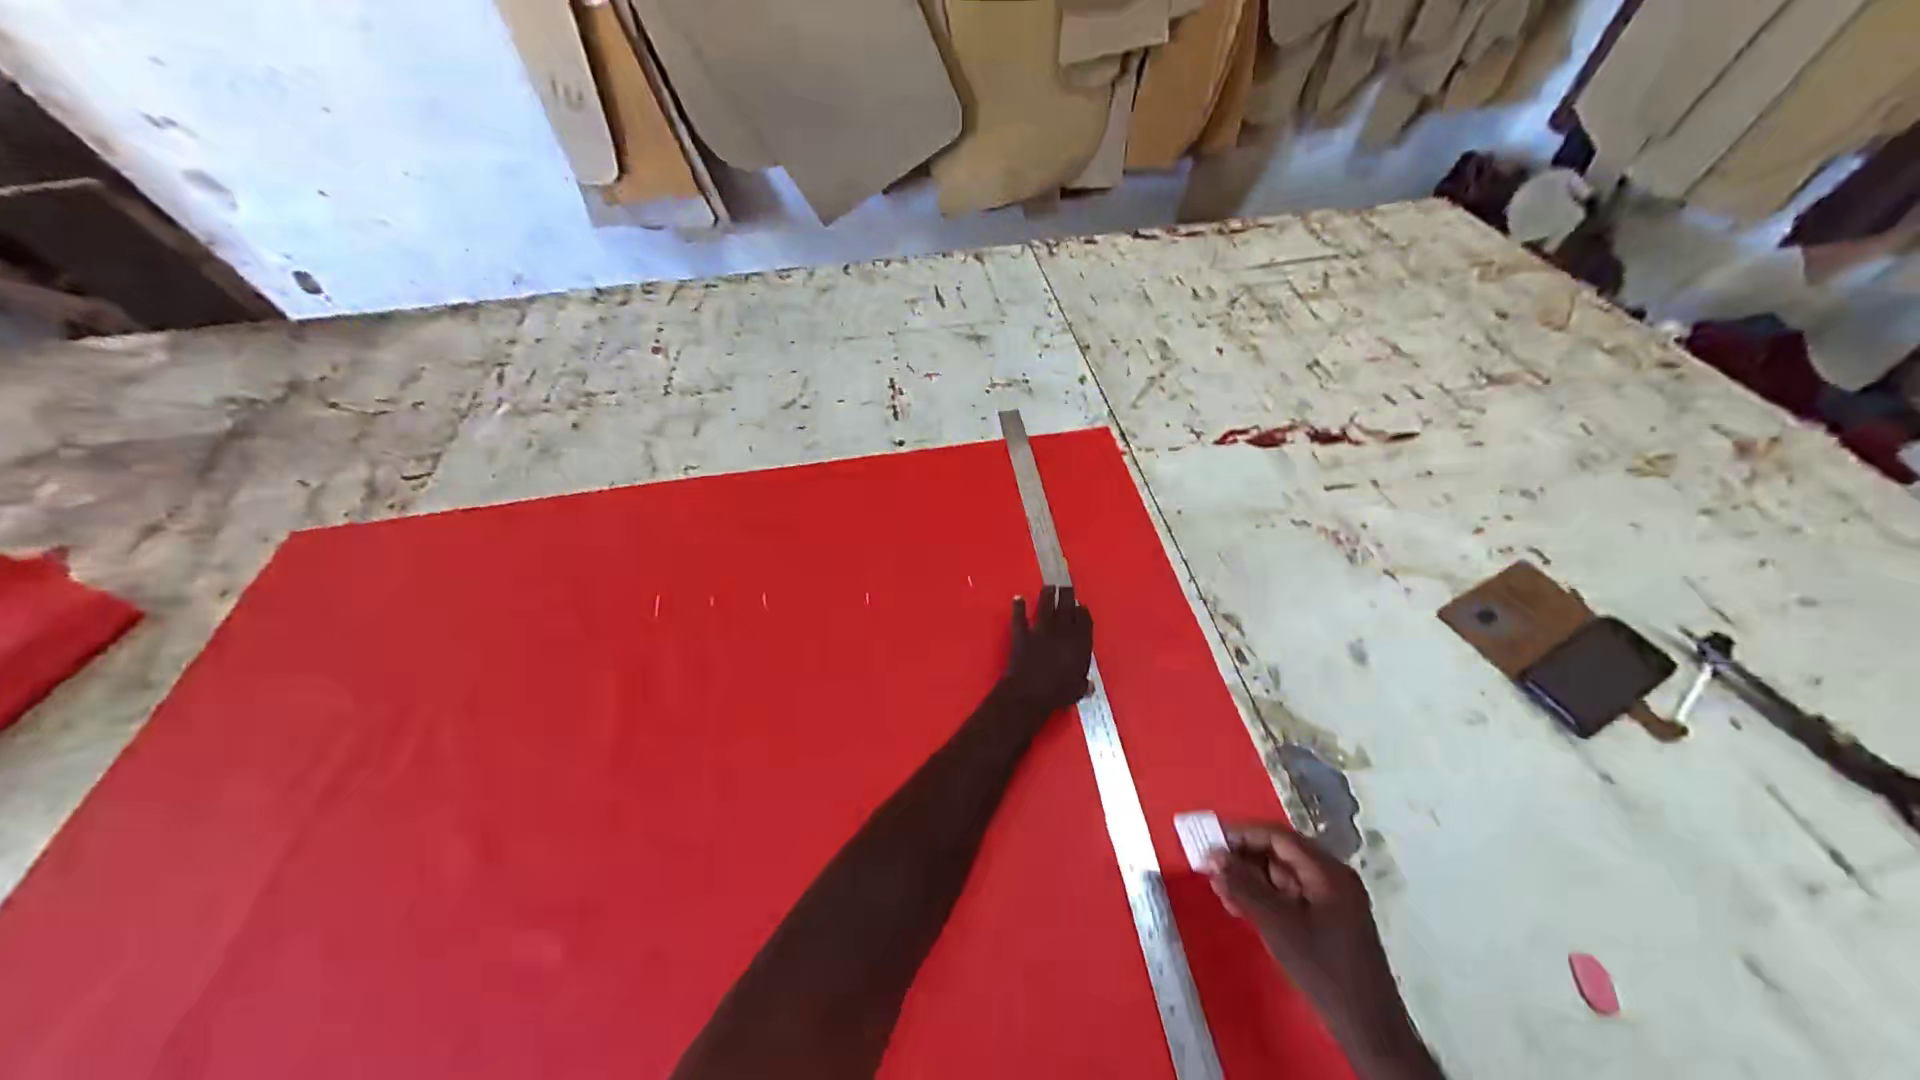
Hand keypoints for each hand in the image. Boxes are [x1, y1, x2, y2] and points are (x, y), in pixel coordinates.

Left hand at [998, 586, 1092, 713]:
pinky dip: (1018, 607)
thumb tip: (1089, 685)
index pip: (1084, 620)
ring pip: (1045, 606)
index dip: (1082, 612)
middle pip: (1067, 606)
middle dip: (1067, 594)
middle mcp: (1062, 631)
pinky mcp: (1022, 634)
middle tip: (1066, 586)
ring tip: (1048, 587)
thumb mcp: (1078, 689)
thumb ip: (1083, 683)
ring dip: (1047, 595)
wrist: (1030, 692)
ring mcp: (1041, 630)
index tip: (1080, 605)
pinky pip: (1020, 617)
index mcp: (1080, 642)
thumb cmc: (1058, 692)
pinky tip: (1017, 598)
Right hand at [1207, 823, 1442, 1079]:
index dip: (1242, 836)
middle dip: (1243, 859)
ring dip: (1249, 880)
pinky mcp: (1326, 922)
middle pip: (1280, 854)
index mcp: (1329, 872)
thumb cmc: (1323, 970)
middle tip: (1210, 868)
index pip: (1279, 838)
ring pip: (1282, 876)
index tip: (1211, 842)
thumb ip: (1243, 886)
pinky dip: (1263, 898)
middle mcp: (1332, 879)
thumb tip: (1213, 856)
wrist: (1368, 1029)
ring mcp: (1332, 901)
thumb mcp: (1277, 925)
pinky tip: (1239, 906)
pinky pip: (1288, 897)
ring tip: (1220, 889)